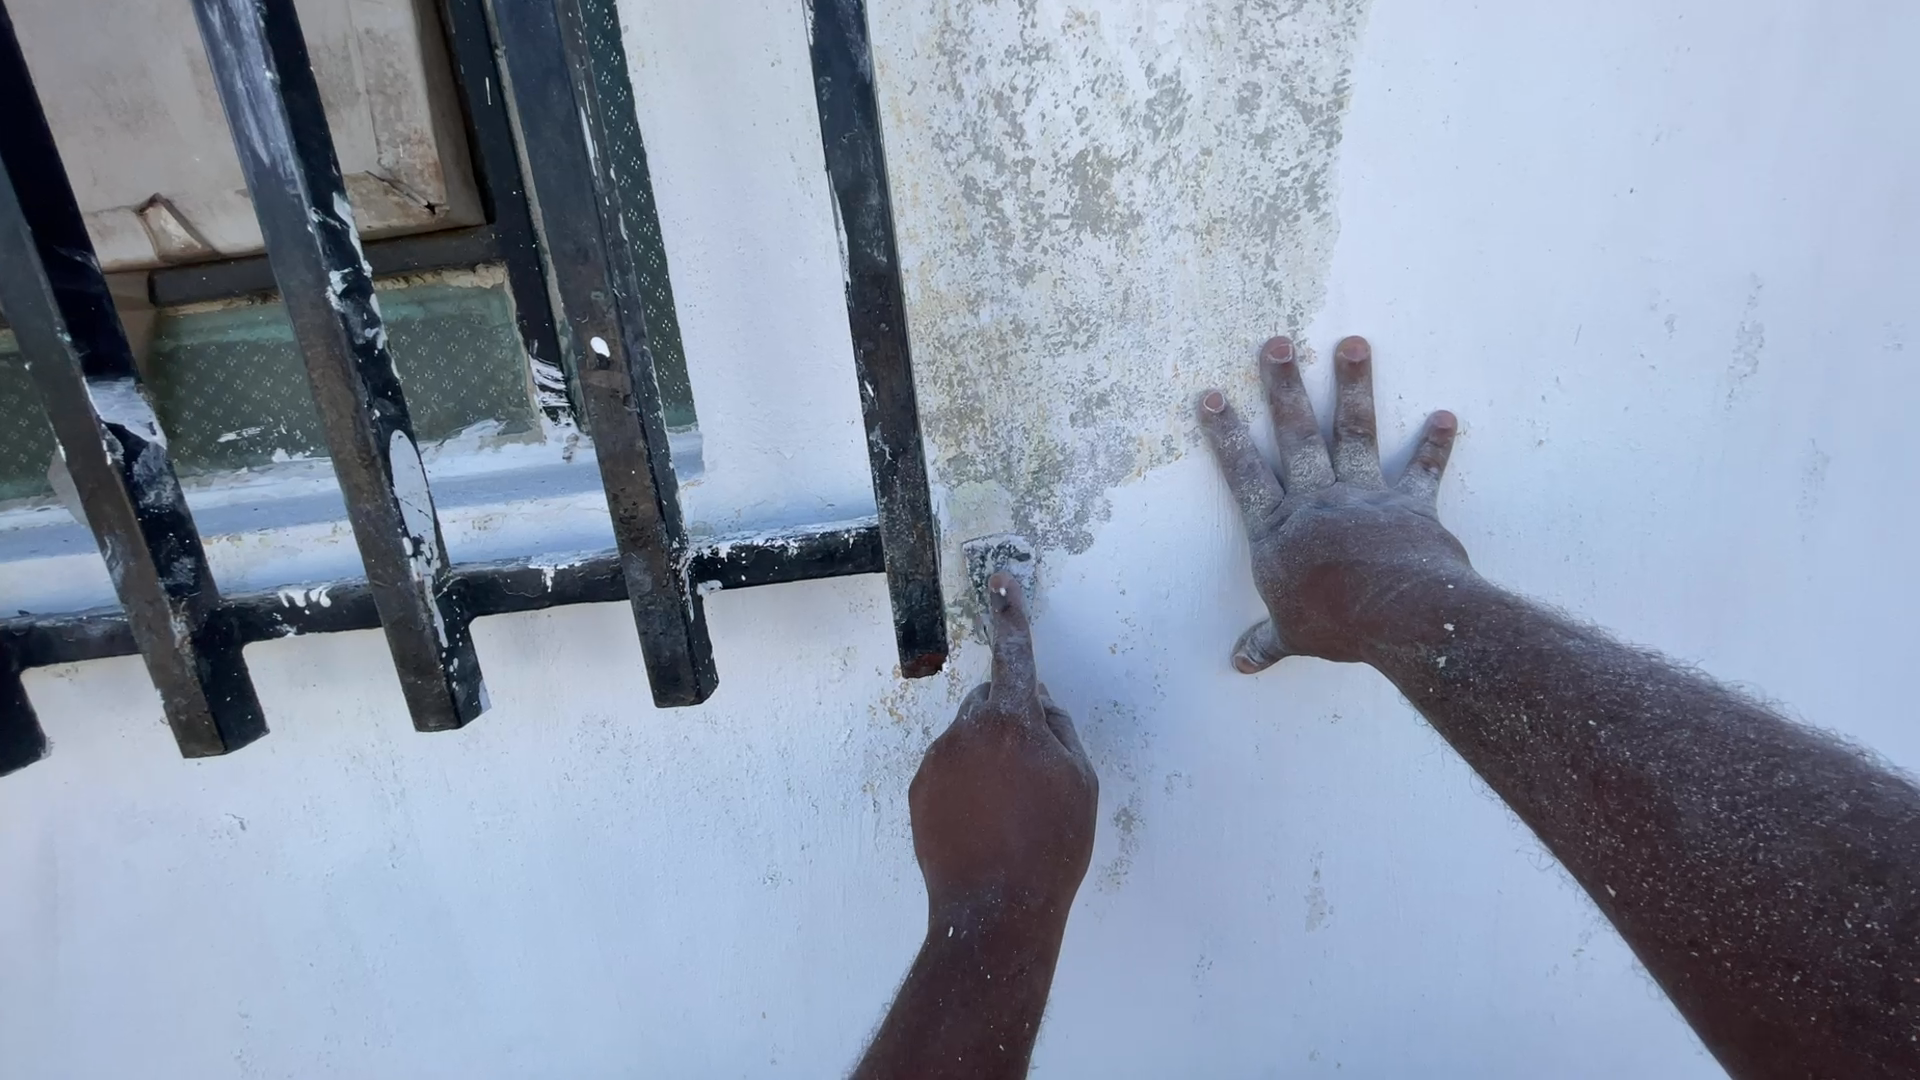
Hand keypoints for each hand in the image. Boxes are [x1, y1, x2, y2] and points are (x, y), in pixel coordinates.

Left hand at [908, 573, 1097, 930]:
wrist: (996, 910)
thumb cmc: (1052, 845)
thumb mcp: (1081, 782)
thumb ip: (1057, 729)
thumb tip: (1037, 701)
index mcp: (1012, 723)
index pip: (1016, 656)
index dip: (1013, 615)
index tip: (1001, 581)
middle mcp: (967, 731)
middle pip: (991, 701)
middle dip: (1009, 717)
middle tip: (1032, 768)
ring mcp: (938, 759)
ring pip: (968, 735)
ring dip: (987, 752)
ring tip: (1007, 807)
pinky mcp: (919, 787)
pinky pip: (947, 765)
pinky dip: (965, 779)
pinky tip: (981, 820)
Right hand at [1198, 335, 1471, 667]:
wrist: (1399, 617)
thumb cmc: (1334, 624)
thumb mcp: (1292, 634)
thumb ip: (1267, 641)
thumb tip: (1241, 665)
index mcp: (1278, 529)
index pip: (1243, 473)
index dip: (1225, 435)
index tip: (1211, 395)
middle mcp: (1315, 501)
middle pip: (1296, 436)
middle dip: (1284, 388)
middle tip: (1277, 342)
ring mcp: (1363, 497)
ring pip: (1353, 433)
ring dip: (1354, 387)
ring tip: (1352, 342)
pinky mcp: (1409, 506)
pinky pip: (1421, 471)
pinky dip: (1434, 446)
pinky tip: (1445, 416)